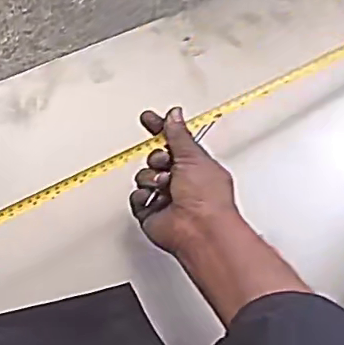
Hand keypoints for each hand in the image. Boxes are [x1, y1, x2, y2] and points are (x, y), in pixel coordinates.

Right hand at [129, 107, 237, 252]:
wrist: (198, 229)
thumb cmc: (207, 198)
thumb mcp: (193, 157)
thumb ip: (178, 135)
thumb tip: (174, 115)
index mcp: (194, 165)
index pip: (173, 141)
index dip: (160, 129)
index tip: (148, 119)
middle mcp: (180, 180)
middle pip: (155, 158)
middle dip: (157, 160)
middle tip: (165, 165)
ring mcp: (164, 197)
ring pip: (143, 176)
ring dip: (151, 179)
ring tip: (164, 187)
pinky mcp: (150, 212)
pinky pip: (136, 197)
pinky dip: (143, 197)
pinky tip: (154, 200)